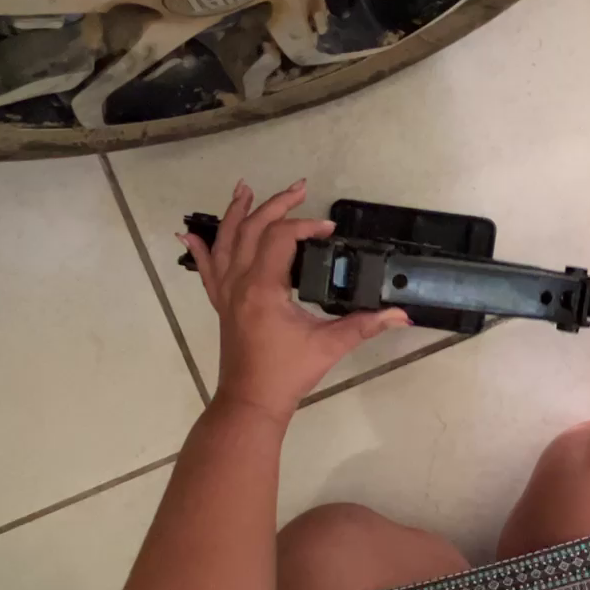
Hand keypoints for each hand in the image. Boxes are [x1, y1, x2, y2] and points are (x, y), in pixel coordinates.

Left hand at [180, 180, 407, 420]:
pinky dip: (199, 249)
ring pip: (225, 241)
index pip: (283, 238)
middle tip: (299, 189)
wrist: (251, 401)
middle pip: (253, 229)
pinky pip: (205, 270)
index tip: (330, 231)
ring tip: (245, 188)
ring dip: (236, 213)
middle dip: (276, 204)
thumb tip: (401, 315)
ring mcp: (225, 292)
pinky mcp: (221, 304)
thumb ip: (365, 325)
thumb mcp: (329, 346)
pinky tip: (188, 234)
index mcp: (264, 288)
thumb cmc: (288, 373)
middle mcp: (239, 282)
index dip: (307, 226)